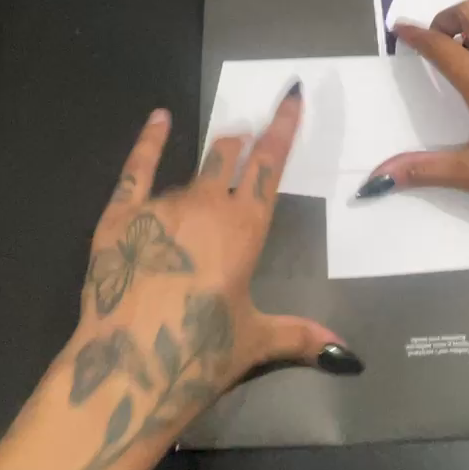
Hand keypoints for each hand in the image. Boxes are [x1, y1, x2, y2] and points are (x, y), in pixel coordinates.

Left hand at [57, 92, 358, 469]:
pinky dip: (150, 141)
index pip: (268, 165)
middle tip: (247, 136)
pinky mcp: (119, 216)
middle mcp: (206, 205)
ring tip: (209, 175)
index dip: (282, 128)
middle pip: (228, 155)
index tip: (290, 97)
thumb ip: (301, 335)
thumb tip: (348, 356)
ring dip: (204, 169)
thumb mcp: (255, 341)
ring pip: (190, 174)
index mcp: (244, 228)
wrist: (126, 372)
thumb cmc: (199, 354)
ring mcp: (160, 207)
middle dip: (241, 141)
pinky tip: (159, 119)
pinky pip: (137, 169)